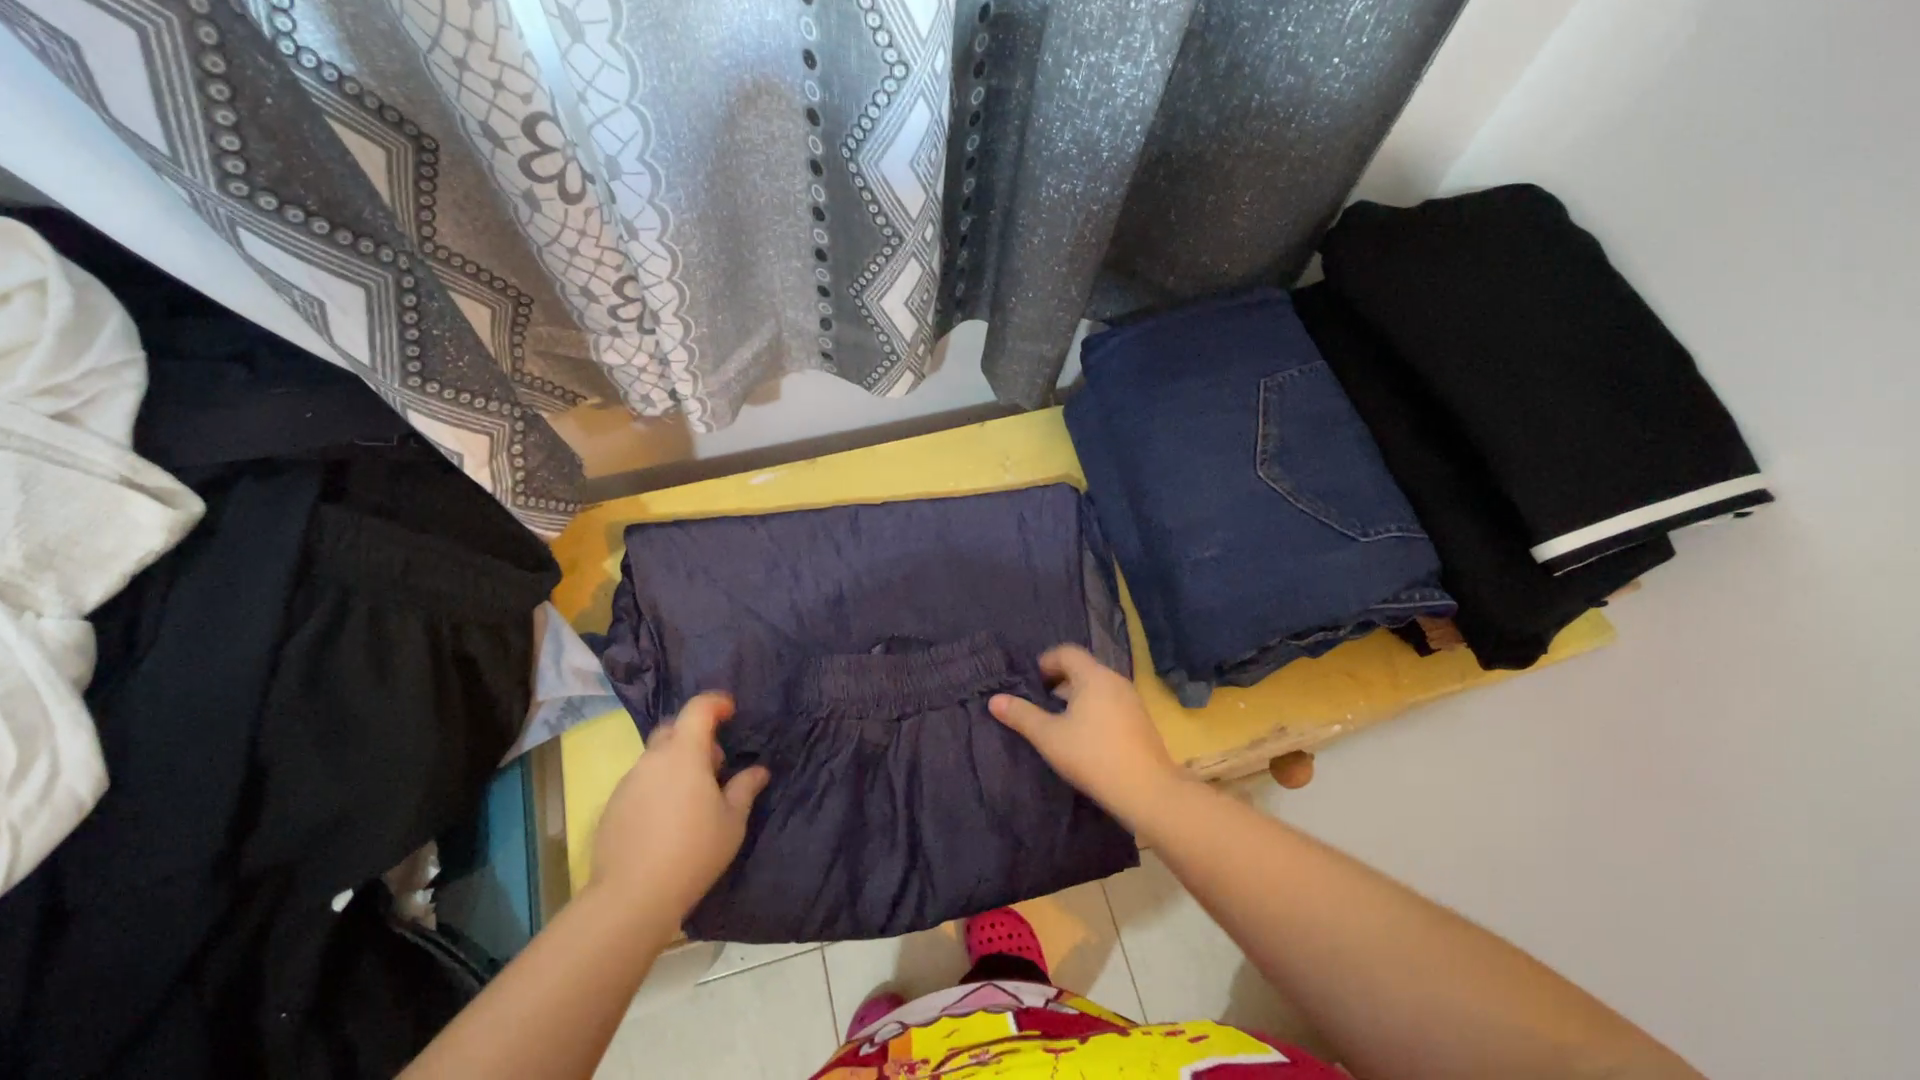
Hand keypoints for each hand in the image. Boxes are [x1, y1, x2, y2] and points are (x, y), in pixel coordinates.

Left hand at [589, 692, 770, 918]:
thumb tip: (758, 771)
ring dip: (676, 765)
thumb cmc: (694, 851)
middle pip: (673, 730)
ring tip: (693, 799)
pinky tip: (667, 821)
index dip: (715, 703)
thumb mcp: (732, 821)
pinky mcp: (612, 806)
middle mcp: (652, 759)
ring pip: (655, 759)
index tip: (730, 711)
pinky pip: (640, 784)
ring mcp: (627, 782)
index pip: (698, 709)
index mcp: (684, 754)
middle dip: (695, 737)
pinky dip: (657, 788)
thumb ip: (744, 788)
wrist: (634, 894)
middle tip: (714, 765)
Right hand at [989, 645, 1194, 828]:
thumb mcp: (1049, 737)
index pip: (1067, 653)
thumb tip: (994, 700)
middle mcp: (1115, 681)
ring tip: (1058, 721)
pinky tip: (1083, 736)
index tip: (1030, 683)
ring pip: (1097, 688)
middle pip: (1083, 669)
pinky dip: (1093, 709)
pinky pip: (1110, 703)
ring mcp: (1132, 700)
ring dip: (1076, 697)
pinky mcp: (1140, 720)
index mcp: (1094, 676)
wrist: (1146, 789)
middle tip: (1039, 702)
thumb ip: (1022, 716)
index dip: (1045, 662)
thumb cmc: (1092, 756)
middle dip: (1059, 681)